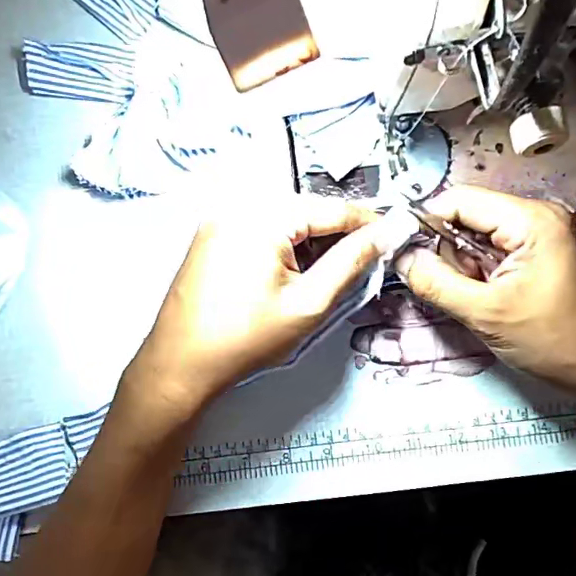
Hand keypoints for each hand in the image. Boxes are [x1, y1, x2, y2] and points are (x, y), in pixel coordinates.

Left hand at [126, 196, 382, 413]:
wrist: (180, 366)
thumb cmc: (238, 341)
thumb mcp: (310, 303)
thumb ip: (353, 262)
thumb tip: (384, 234)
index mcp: (261, 217)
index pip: (332, 208)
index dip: (369, 224)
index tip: (394, 236)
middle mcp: (237, 209)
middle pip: (310, 212)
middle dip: (341, 238)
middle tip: (365, 267)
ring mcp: (222, 222)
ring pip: (289, 223)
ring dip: (316, 246)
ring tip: (326, 284)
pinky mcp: (216, 239)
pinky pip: (266, 232)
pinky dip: (290, 250)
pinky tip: (298, 281)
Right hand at [393, 186, 575, 403]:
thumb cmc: (556, 342)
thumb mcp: (486, 314)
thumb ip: (436, 281)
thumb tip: (400, 255)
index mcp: (532, 218)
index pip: (459, 199)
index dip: (425, 223)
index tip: (403, 253)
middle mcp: (539, 216)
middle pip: (469, 217)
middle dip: (451, 253)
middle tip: (460, 292)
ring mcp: (544, 235)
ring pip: (480, 239)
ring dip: (468, 269)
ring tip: (482, 303)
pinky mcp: (544, 255)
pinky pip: (498, 254)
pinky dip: (484, 276)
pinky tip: (493, 302)